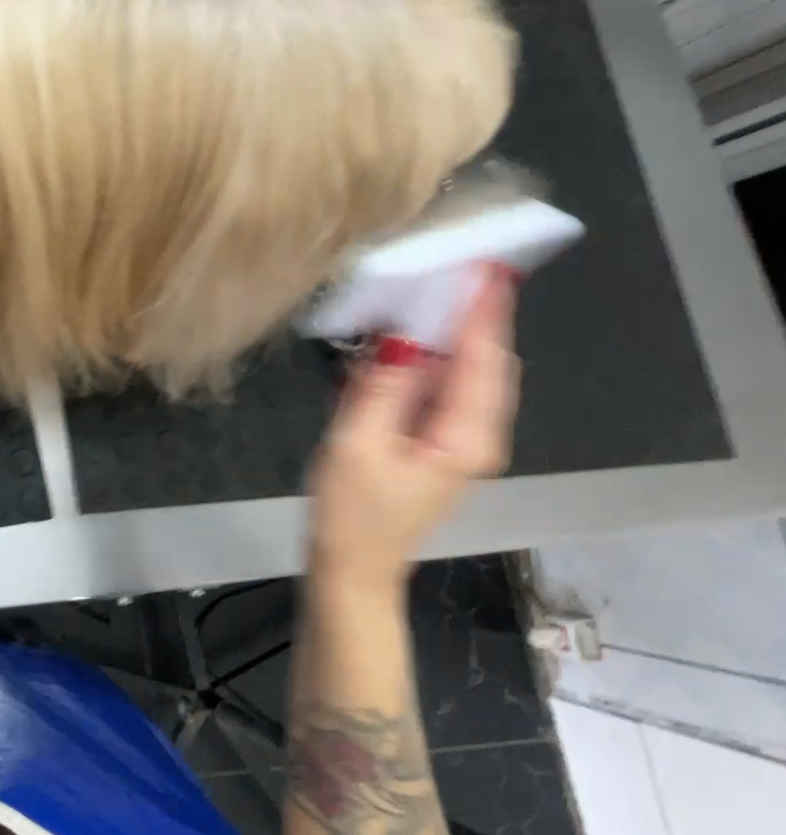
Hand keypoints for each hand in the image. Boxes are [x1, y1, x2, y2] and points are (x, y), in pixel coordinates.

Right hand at [306, 266, 519, 588]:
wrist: (350, 566)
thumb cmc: (352, 510)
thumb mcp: (358, 444)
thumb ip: (383, 388)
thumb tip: (403, 337)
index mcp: (465, 435)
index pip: (483, 360)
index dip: (483, 313)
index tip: (484, 269)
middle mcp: (473, 433)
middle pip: (481, 364)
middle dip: (469, 318)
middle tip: (452, 273)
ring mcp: (453, 439)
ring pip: (457, 375)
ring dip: (441, 337)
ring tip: (422, 296)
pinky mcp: (429, 442)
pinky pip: (434, 390)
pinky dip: (420, 362)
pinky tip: (394, 344)